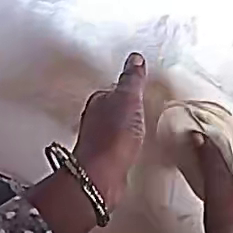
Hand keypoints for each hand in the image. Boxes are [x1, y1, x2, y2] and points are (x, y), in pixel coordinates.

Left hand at [73, 53, 147, 205]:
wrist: (103, 174)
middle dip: (123, 107)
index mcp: (99, 101)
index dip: (127, 88)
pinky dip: (123, 144)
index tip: (136, 86)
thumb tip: (134, 59)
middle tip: (137, 105)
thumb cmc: (113, 136)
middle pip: (110, 108)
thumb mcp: (129, 100)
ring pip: (111, 128)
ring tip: (137, 127)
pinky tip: (130, 148)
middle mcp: (95, 119)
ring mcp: (98, 140)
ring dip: (122, 126)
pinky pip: (115, 146)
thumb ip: (132, 80)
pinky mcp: (105, 160)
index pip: (114, 89)